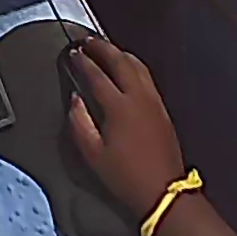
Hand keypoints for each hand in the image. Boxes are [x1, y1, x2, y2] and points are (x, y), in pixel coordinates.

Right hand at [67, 36, 185, 217]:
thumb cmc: (125, 176)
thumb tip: (75, 99)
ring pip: (137, 65)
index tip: (72, 53)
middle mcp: (138, 97)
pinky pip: (146, 76)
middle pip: (120, 61)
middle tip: (87, 40)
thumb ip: (79, 122)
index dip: (82, 61)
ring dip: (119, 52)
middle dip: (101, 47)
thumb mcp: (92, 154)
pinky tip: (125, 66)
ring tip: (105, 47)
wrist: (164, 194)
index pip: (97, 74)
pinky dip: (132, 64)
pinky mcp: (162, 108)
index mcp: (118, 107)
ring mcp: (153, 101)